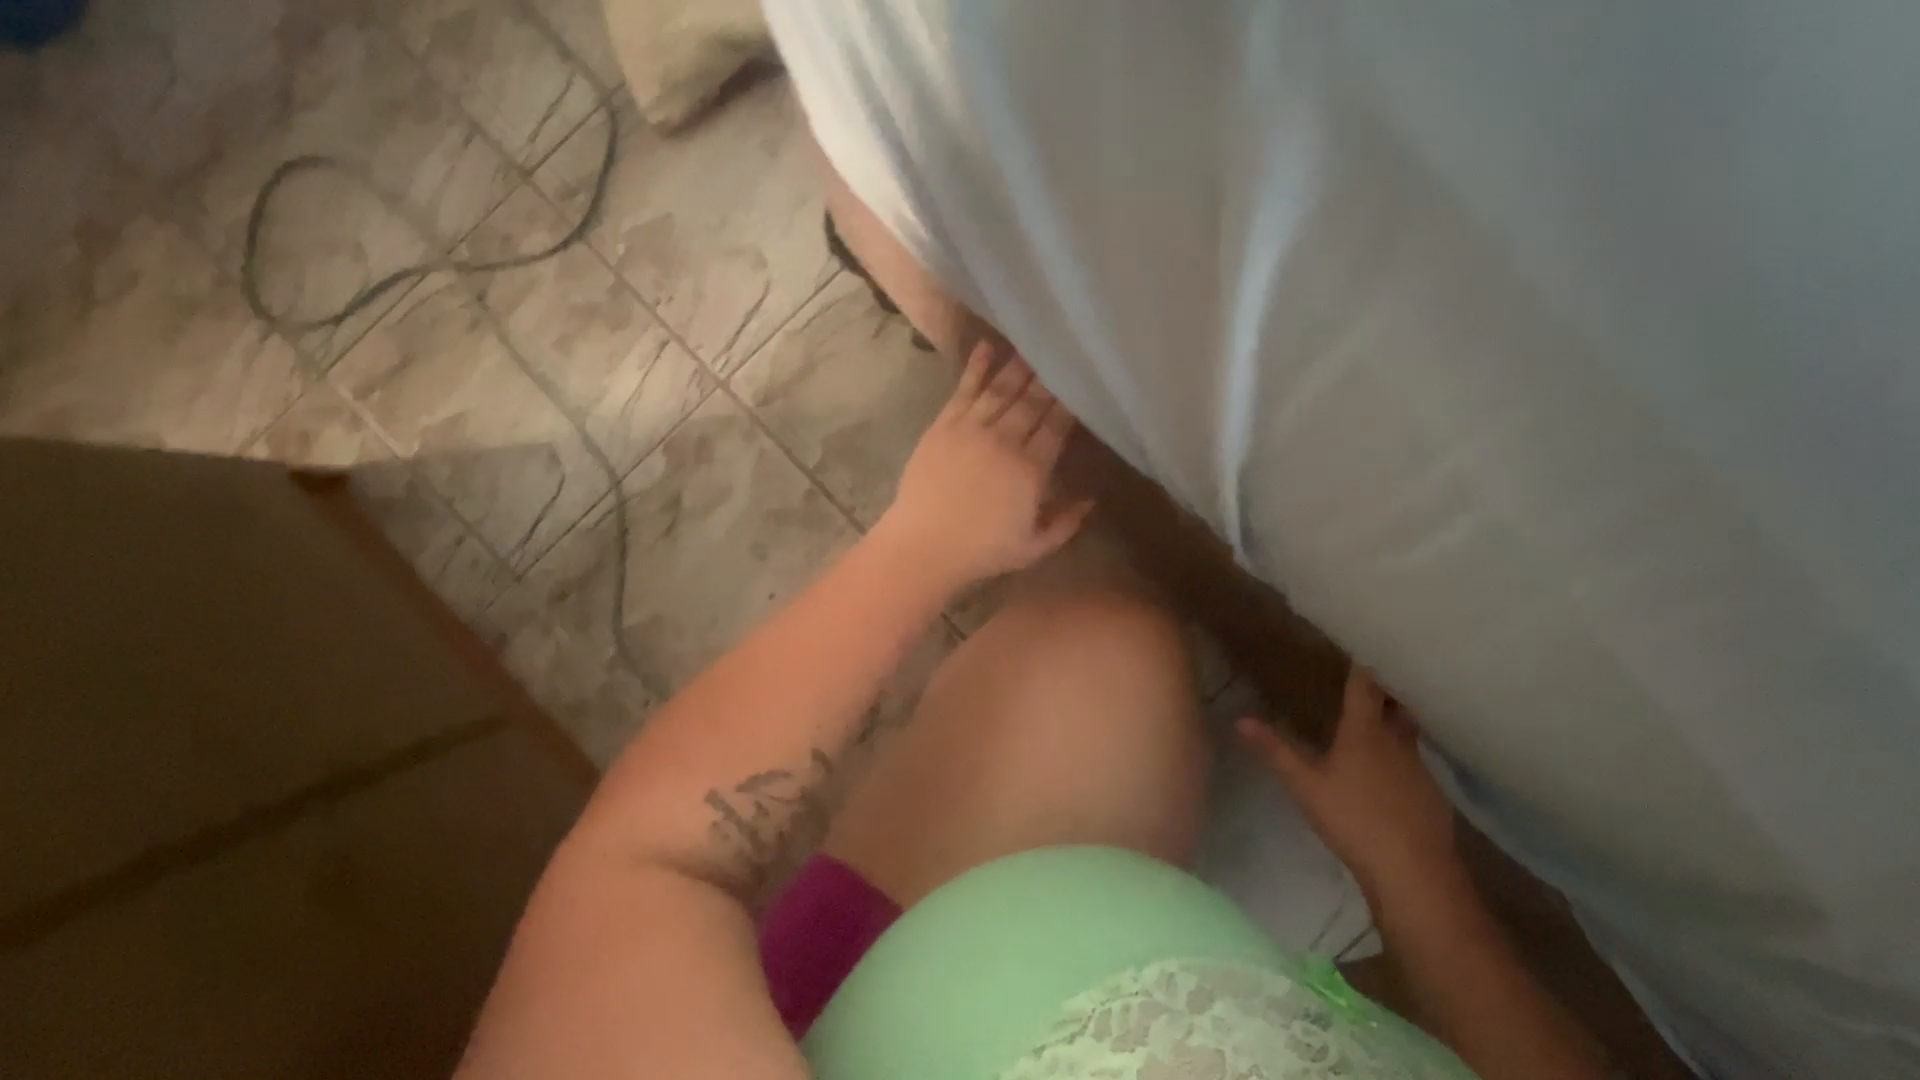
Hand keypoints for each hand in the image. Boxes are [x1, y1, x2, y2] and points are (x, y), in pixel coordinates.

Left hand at [874, 342, 1092, 588]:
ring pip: (1002, 388)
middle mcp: (1005, 440)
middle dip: (1050, 376)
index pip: (1058, 425)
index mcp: (1032, 469)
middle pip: (1033, 401)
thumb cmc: (981, 551)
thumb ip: (1066, 522)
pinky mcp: (944, 425)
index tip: (1083, 382)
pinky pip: (964, 388)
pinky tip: (988, 346)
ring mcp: (972, 428)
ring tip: (1035, 342)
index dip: (1071, 402)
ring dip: (1020, 365)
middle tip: (1064, 352)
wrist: (924, 545)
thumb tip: (1091, 498)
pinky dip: (977, 366)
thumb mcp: (1034, 548)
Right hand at [1238, 667, 1460, 899]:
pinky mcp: (1432, 793)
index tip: (1361, 645)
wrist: (1413, 870)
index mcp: (1365, 730)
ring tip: (1378, 717)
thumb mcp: (1304, 785)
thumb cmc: (1352, 818)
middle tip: (1370, 676)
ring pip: (1409, 732)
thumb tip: (1240, 719)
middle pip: (1396, 703)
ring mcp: (1419, 767)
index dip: (1362, 665)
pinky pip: (1416, 762)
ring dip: (1397, 720)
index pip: (1365, 685)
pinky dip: (1404, 756)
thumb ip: (1275, 750)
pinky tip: (1392, 771)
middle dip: (1386, 688)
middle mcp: (1397, 740)